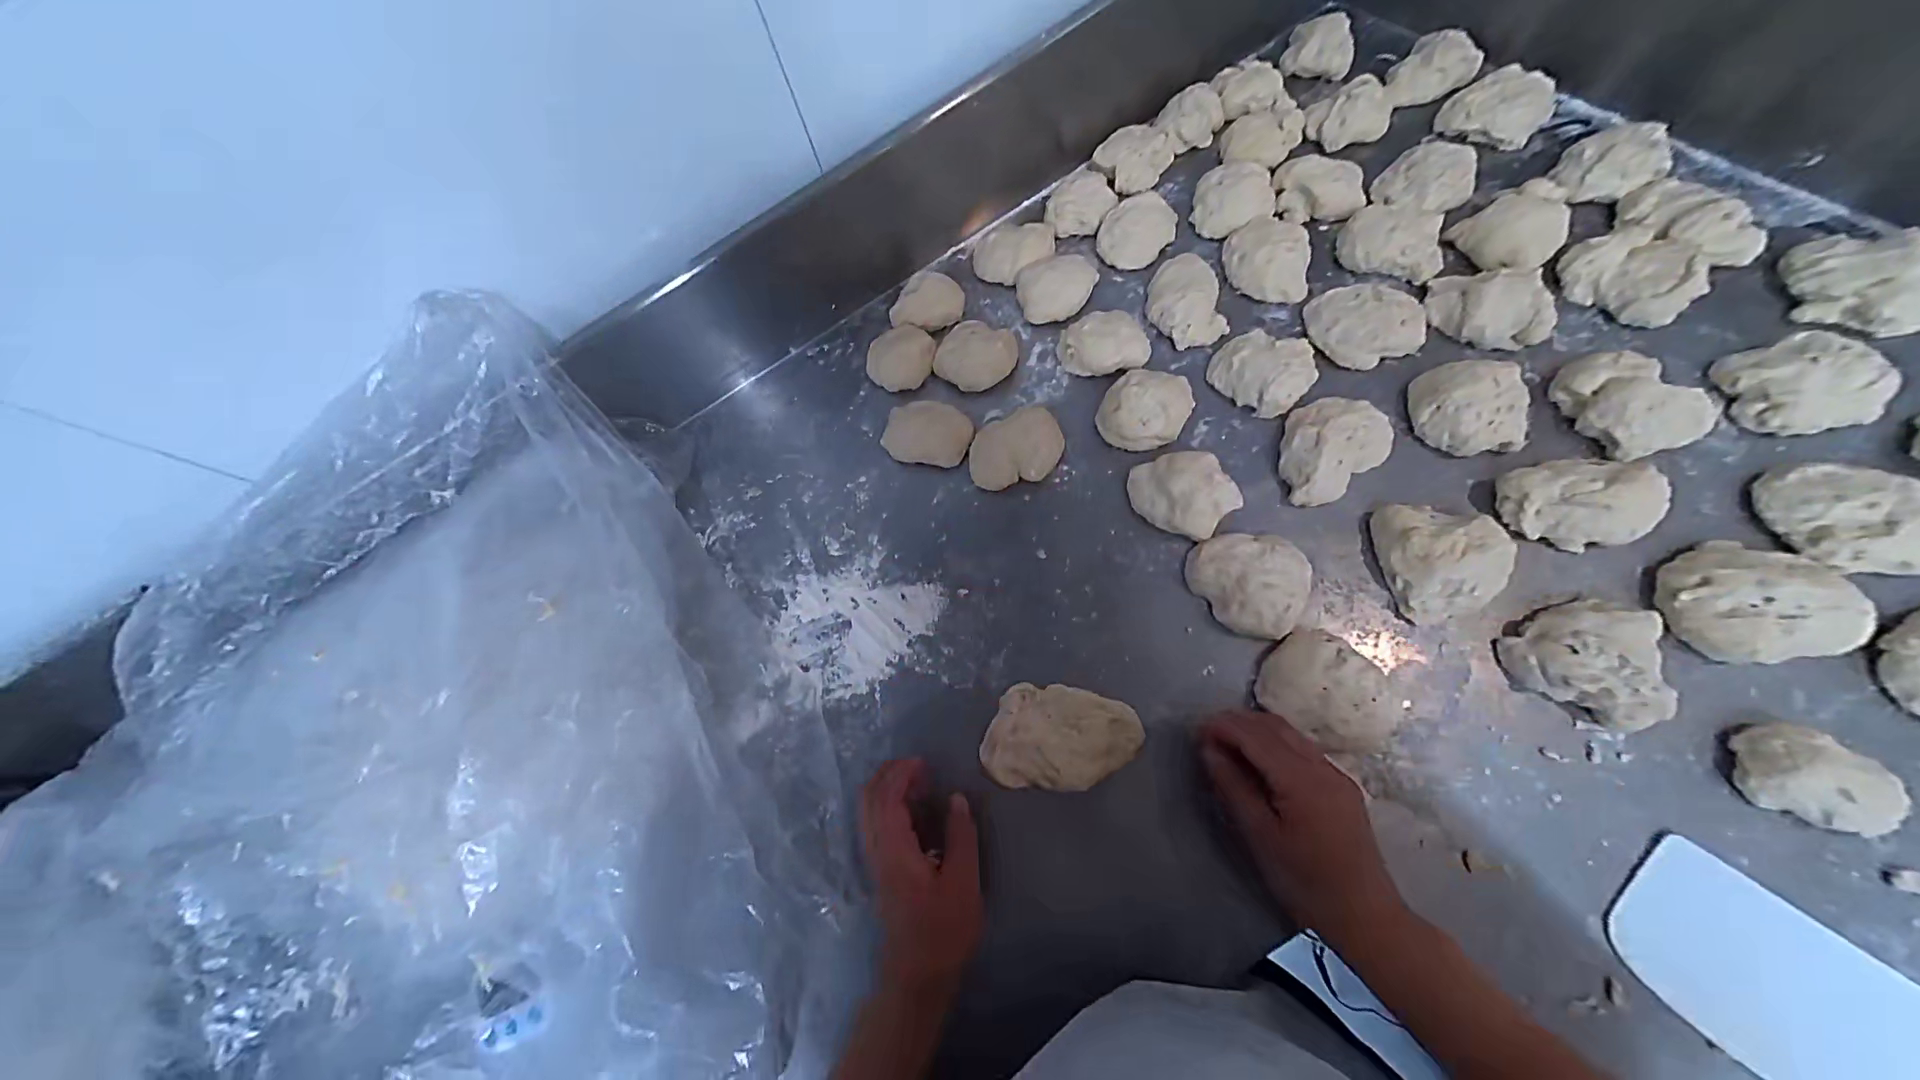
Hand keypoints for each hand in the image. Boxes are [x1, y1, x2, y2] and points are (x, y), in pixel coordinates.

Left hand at [859, 759, 982, 994]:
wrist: (918, 974)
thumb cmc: (944, 929)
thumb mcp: (964, 882)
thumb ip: (961, 836)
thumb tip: (956, 798)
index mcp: (894, 849)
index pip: (885, 797)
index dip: (901, 773)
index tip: (925, 764)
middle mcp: (876, 850)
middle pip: (868, 798)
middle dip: (889, 774)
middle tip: (919, 767)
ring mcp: (874, 861)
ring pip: (868, 810)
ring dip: (887, 788)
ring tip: (919, 783)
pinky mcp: (880, 870)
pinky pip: (874, 823)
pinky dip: (888, 804)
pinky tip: (914, 810)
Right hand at [1199, 710, 1402, 939]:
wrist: (1365, 918)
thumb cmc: (1304, 882)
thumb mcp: (1259, 836)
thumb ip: (1232, 787)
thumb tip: (1208, 749)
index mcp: (1302, 780)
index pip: (1256, 736)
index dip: (1224, 728)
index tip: (1195, 732)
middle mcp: (1323, 768)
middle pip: (1276, 728)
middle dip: (1238, 723)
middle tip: (1206, 734)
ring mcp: (1337, 776)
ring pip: (1291, 735)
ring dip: (1257, 731)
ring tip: (1226, 743)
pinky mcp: (1342, 788)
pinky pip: (1303, 750)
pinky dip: (1275, 744)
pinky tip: (1258, 760)